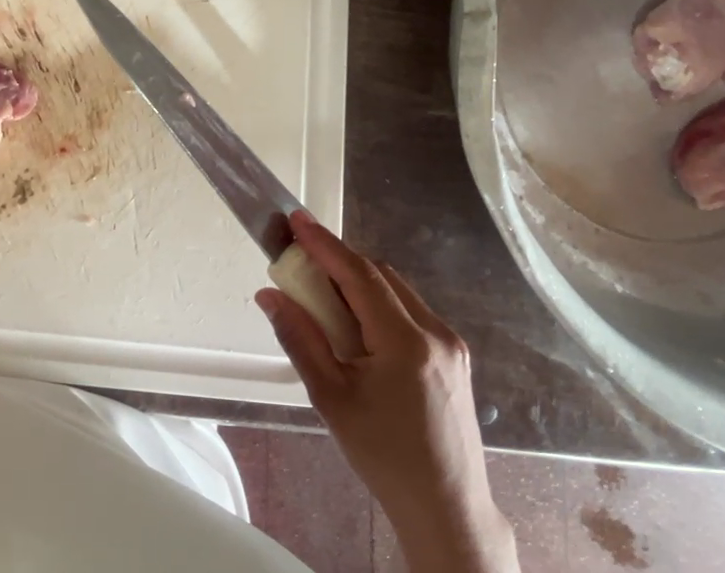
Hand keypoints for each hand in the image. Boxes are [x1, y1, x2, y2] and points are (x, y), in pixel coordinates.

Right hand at [256, 210, 518, 572]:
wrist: (446, 504)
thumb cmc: (381, 453)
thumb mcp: (329, 396)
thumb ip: (299, 338)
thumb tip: (269, 295)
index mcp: (405, 342)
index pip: (360, 275)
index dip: (325, 244)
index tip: (296, 220)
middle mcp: (436, 333)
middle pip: (381, 276)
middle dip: (338, 261)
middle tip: (299, 260)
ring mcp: (451, 345)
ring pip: (397, 291)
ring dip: (358, 282)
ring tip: (320, 293)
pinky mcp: (455, 357)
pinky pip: (409, 311)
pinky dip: (376, 303)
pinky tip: (353, 323)